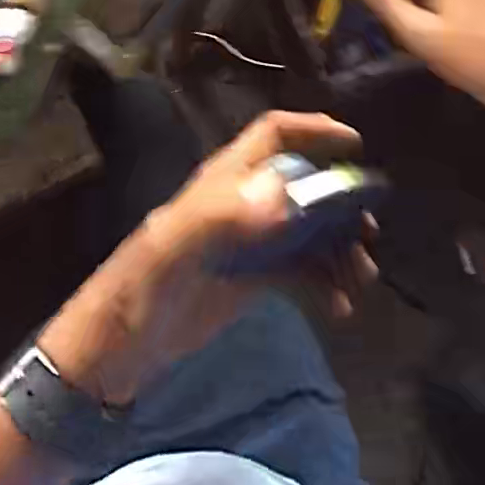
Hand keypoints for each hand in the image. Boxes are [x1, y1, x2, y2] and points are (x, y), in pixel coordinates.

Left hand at [36, 112, 376, 405]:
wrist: (116, 355)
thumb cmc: (138, 293)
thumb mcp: (171, 251)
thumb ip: (221, 217)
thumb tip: (286, 196)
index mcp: (224, 183)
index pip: (273, 135)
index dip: (314, 129)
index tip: (354, 144)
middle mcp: (242, 203)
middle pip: (304, 183)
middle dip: (341, 201)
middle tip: (368, 230)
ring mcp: (250, 241)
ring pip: (310, 228)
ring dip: (340, 247)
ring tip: (361, 276)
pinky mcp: (254, 278)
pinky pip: (303, 268)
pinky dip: (326, 282)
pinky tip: (340, 307)